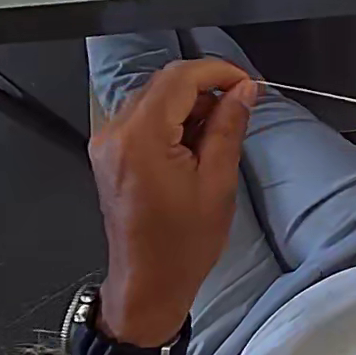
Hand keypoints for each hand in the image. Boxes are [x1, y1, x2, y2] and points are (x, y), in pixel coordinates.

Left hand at [89, 59, 256, 345]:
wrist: (148, 282)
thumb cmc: (185, 243)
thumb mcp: (217, 182)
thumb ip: (228, 128)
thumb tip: (244, 92)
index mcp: (141, 138)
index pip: (179, 78)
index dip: (218, 72)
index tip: (247, 84)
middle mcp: (115, 132)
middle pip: (164, 84)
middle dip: (206, 90)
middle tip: (240, 111)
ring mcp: (108, 142)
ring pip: (154, 98)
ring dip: (191, 107)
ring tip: (219, 137)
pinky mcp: (110, 153)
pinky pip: (144, 119)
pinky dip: (174, 122)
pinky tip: (195, 146)